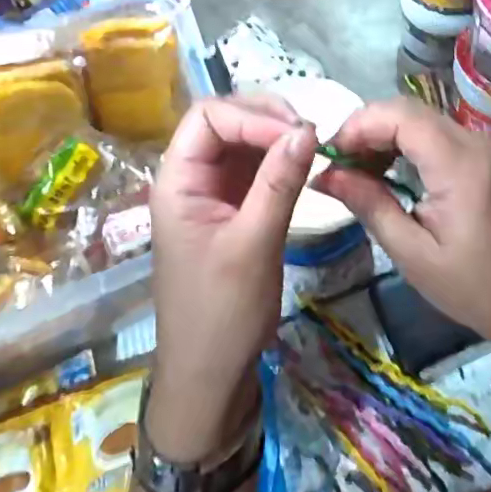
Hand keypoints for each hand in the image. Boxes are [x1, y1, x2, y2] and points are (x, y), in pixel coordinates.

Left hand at [147, 95, 316, 457]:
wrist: (210, 375)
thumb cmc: (222, 313)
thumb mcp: (254, 244)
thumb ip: (279, 183)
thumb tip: (308, 129)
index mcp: (177, 180)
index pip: (209, 117)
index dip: (252, 116)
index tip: (298, 134)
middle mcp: (190, 177)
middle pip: (224, 122)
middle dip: (266, 119)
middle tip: (310, 134)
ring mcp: (210, 192)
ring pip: (241, 142)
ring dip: (275, 137)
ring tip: (312, 145)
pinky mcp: (230, 208)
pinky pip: (253, 168)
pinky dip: (278, 161)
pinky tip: (302, 165)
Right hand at [312, 99, 490, 357]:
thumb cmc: (470, 285)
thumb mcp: (411, 253)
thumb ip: (369, 205)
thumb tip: (323, 175)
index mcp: (460, 167)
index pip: (401, 117)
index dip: (359, 127)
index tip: (330, 156)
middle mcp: (472, 142)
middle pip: (406, 109)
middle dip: (364, 128)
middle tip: (336, 164)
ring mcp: (477, 143)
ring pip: (414, 116)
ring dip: (379, 134)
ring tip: (353, 170)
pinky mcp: (475, 151)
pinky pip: (428, 130)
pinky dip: (398, 141)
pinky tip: (381, 169)